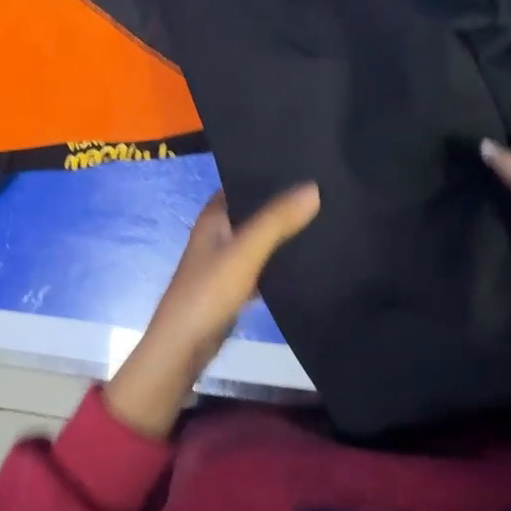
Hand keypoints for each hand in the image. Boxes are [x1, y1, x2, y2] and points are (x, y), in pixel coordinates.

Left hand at [105, 184, 319, 438]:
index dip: (270, 172)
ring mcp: (226, 261)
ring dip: (284, 231)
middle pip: (255, 210)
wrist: (183, 348)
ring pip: (261, 238)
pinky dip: (281, 261)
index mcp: (213, 215)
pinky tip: (309, 258)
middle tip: (327, 189)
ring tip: (326, 217)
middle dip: (283, 202)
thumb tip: (312, 186)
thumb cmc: (207, 292)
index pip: (243, 181)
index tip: (307, 162)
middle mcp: (218, 233)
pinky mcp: (235, 287)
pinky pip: (263, 265)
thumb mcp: (244, 252)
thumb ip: (276, 221)